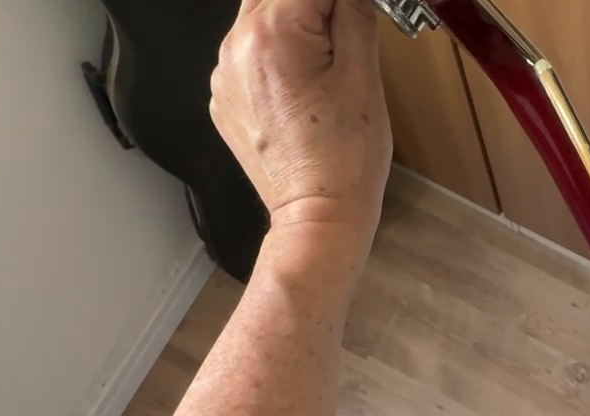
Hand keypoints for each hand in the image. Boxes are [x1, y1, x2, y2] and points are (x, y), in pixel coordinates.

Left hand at [210, 0, 392, 251]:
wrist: (320, 219)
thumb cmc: (344, 163)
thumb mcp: (364, 79)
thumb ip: (355, 16)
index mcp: (271, 32)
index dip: (341, 4)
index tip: (356, 17)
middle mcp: (236, 47)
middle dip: (314, 13)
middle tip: (344, 46)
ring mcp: (225, 77)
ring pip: (260, 27)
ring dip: (293, 36)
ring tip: (324, 81)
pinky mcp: (226, 103)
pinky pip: (250, 63)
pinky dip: (276, 66)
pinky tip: (303, 101)